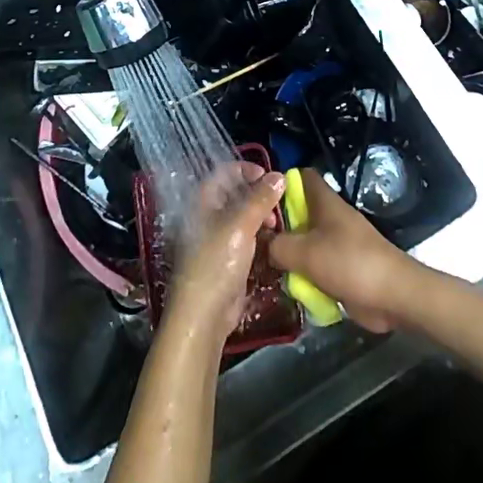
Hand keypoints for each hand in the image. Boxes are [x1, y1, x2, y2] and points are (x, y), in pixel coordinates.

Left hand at [164, 163, 285, 342]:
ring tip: (277, 226)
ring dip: (261, 217)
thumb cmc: (217, 260)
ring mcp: (217, 236)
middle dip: (259, 195)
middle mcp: (208, 214)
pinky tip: (273, 243)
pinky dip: (260, 236)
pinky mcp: (227, 257)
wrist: (204, 312)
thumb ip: (260, 198)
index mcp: (203, 199)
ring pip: (243, 216)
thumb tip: (279, 175)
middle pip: (236, 193)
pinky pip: (246, 238)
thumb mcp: (241, 224)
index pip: (225, 171)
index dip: (248, 170)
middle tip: (278, 207)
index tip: (272, 177)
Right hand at [269, 168, 416, 331]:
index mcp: (325, 203)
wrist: (395, 297)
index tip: (258, 198)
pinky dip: (305, 275)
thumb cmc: (349, 263)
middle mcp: (330, 218)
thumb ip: (276, 246)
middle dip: (278, 226)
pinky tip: (291, 286)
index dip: (279, 182)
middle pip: (297, 212)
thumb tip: (262, 244)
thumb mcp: (304, 253)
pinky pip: (315, 266)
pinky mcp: (342, 268)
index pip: (300, 176)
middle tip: (255, 239)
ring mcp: (337, 243)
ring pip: (304, 242)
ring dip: (290, 255)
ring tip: (268, 266)